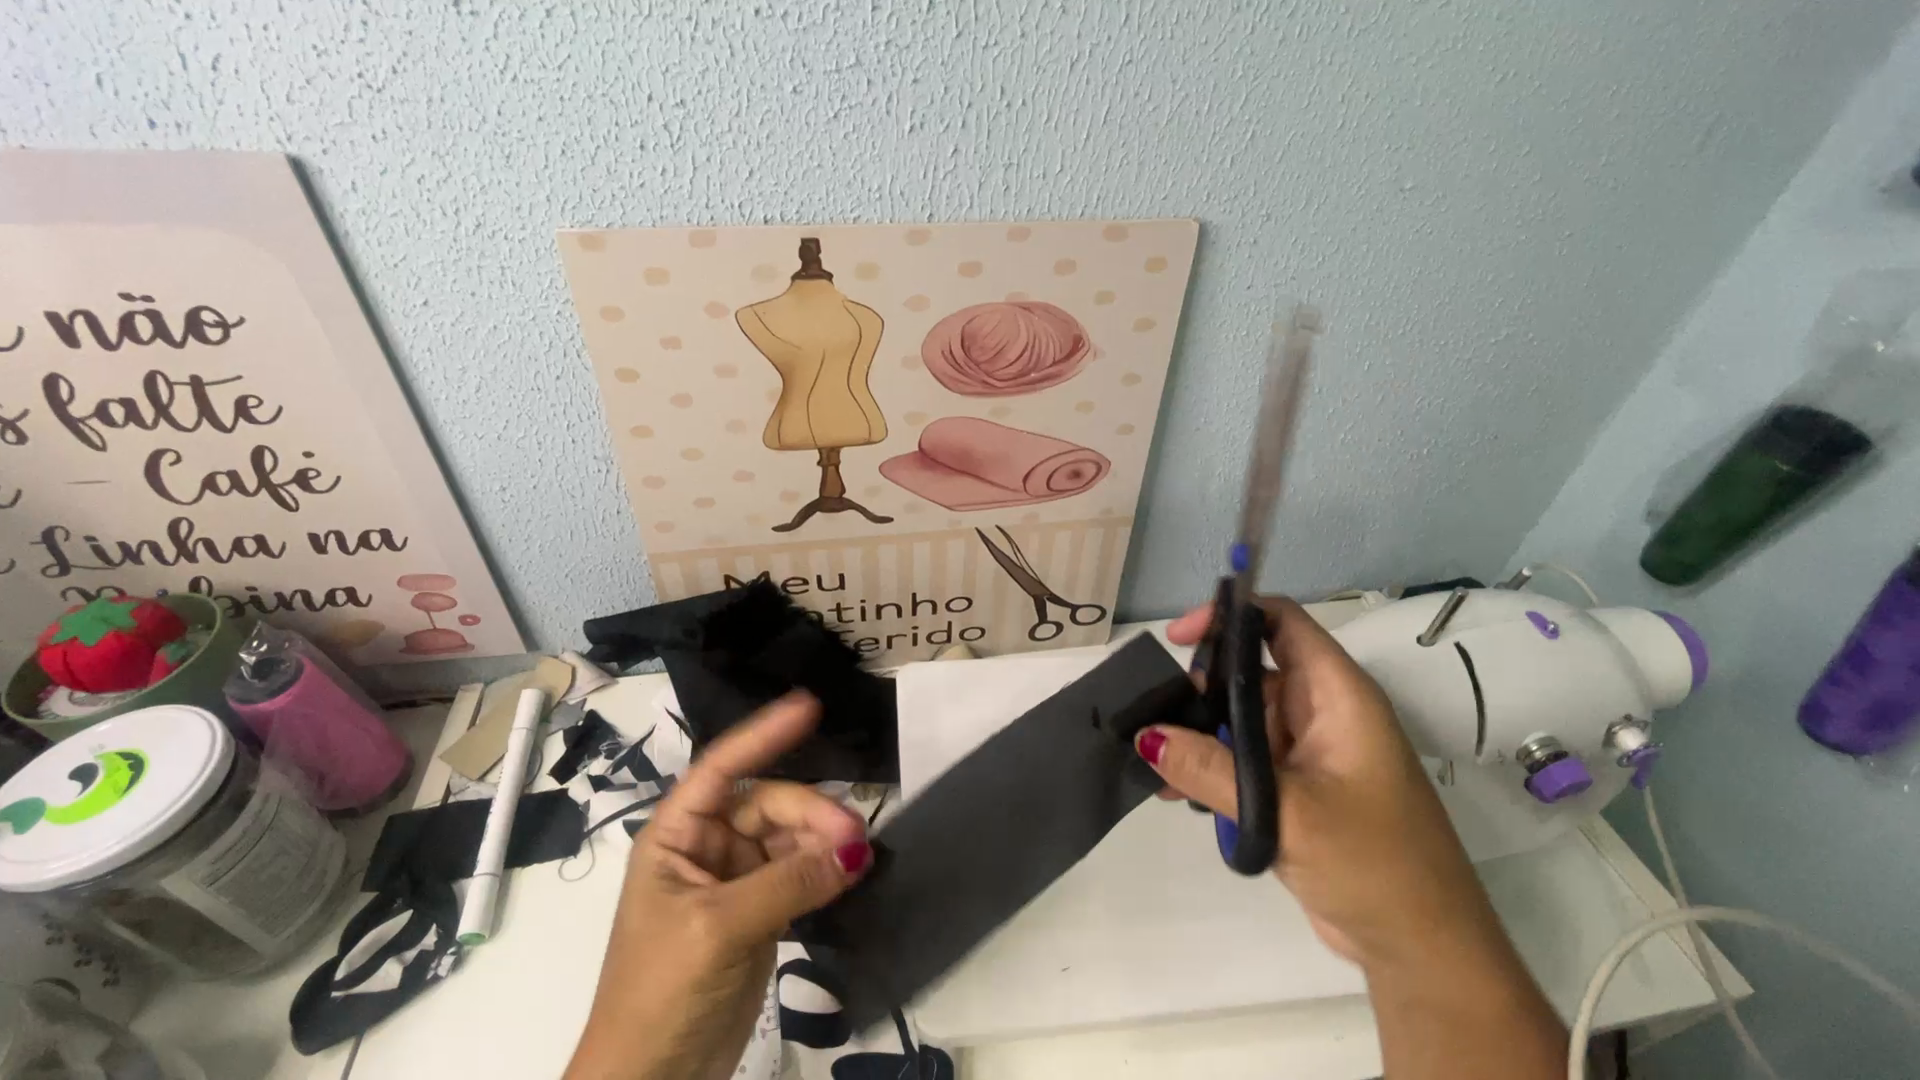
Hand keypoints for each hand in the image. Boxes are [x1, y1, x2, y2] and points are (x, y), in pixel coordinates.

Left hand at [565, 694, 872, 1079]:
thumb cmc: (661, 993)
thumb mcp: (720, 930)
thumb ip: (789, 883)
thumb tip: (856, 846)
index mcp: (675, 836)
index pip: (722, 768)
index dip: (764, 734)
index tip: (810, 708)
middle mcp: (705, 848)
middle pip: (768, 805)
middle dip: (810, 813)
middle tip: (853, 836)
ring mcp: (734, 882)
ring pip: (788, 840)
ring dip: (822, 843)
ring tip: (858, 857)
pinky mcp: (758, 915)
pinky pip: (799, 876)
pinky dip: (825, 872)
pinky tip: (851, 873)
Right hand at [1137, 597, 1508, 975]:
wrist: (1420, 947)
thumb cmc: (1373, 863)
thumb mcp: (1287, 811)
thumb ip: (1211, 770)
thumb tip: (1145, 736)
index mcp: (1338, 696)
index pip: (1282, 624)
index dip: (1231, 616)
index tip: (1177, 640)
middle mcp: (1321, 713)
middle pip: (1251, 671)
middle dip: (1200, 686)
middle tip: (1154, 715)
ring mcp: (1307, 753)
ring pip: (1240, 719)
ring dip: (1197, 735)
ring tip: (1150, 759)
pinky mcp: (1294, 789)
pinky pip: (1241, 762)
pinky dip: (1208, 769)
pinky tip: (1172, 791)